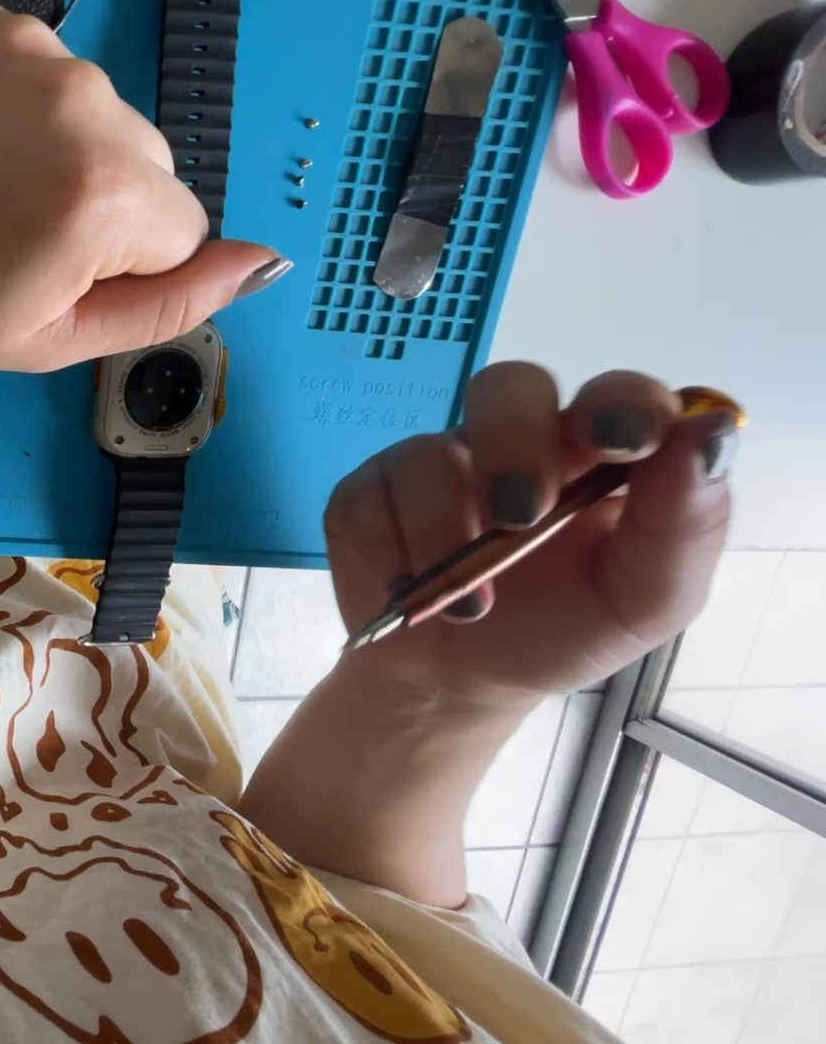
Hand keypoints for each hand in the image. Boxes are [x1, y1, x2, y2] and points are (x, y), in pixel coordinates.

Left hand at [0, 0, 286, 372]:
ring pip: (99, 115)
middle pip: (148, 163)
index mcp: (103, 193)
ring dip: (59, 155)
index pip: (182, 228)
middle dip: (97, 207)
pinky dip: (17, 108)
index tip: (51, 272)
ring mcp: (27, 49)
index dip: (120, 265)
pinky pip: (45, 69)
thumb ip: (169, 306)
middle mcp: (81, 102)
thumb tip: (262, 265)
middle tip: (11, 236)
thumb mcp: (57, 338)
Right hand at [324, 364, 738, 702]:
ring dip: (443, 536)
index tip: (622, 444)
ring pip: (423, 457)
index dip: (617, 402)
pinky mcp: (361, 495)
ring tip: (467, 606)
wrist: (453, 681)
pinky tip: (406, 591)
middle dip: (512, 446)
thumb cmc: (556, 635)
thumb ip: (683, 525)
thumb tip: (706, 432)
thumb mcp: (643, 600)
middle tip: (517, 517)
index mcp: (588, 457)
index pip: (612, 393)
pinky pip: (364, 500)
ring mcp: (424, 465)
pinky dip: (386, 555)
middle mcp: (503, 445)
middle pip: (505, 387)